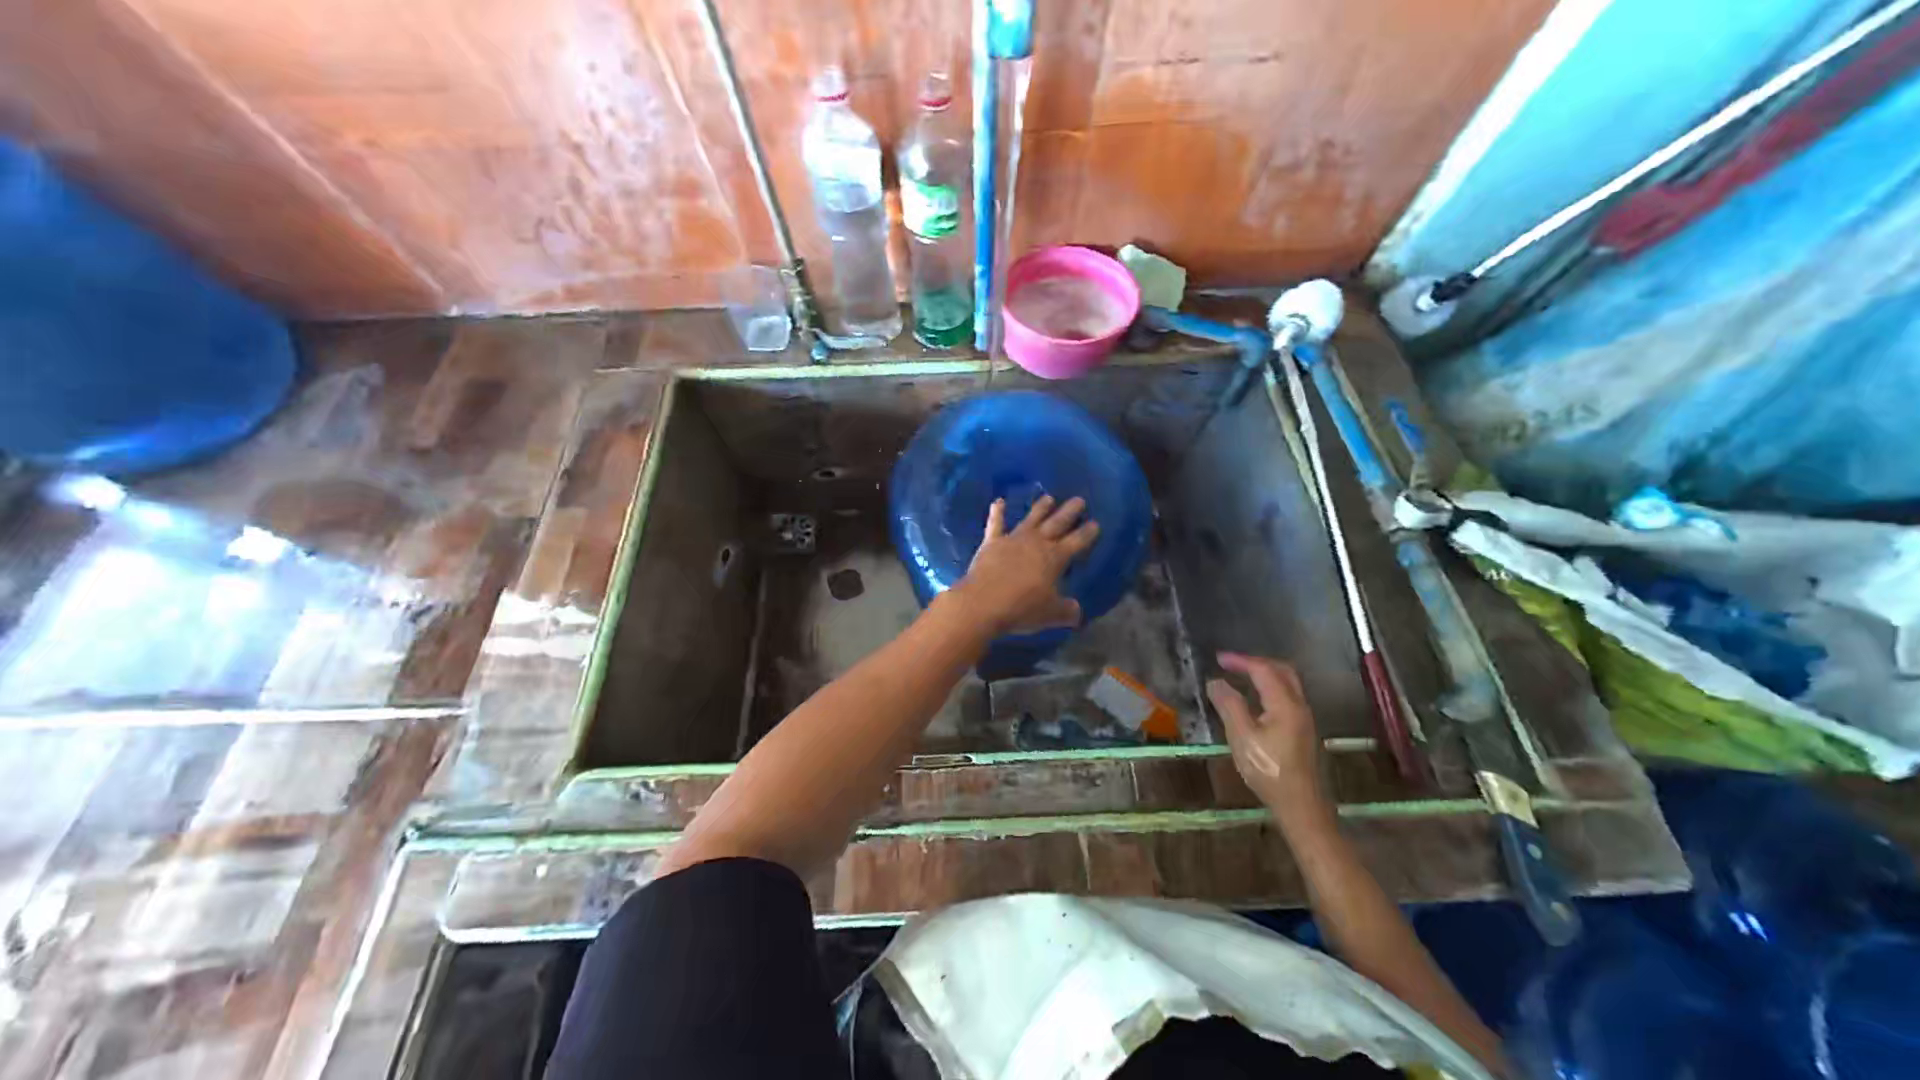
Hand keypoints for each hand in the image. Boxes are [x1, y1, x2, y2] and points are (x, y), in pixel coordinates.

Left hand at [949, 495, 1099, 636]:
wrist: (983, 603)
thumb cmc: (1022, 608)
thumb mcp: (1051, 614)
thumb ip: (1067, 611)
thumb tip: (1076, 611)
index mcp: (1055, 558)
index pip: (1077, 541)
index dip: (1087, 533)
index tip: (1095, 523)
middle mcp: (1036, 543)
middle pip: (1057, 523)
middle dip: (1069, 512)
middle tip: (1079, 499)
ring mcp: (1013, 540)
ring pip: (1031, 519)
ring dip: (1040, 508)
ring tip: (1049, 497)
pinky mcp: (992, 543)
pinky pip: (996, 524)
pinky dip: (997, 512)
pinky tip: (998, 501)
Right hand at [1206, 653, 1329, 820]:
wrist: (1300, 805)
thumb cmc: (1268, 771)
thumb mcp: (1242, 738)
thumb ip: (1229, 705)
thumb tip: (1216, 682)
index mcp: (1285, 704)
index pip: (1263, 670)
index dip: (1240, 660)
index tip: (1218, 658)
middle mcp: (1299, 705)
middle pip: (1282, 671)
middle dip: (1256, 662)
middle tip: (1231, 664)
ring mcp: (1304, 718)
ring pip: (1287, 683)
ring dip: (1264, 674)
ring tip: (1241, 677)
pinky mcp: (1302, 730)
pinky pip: (1287, 696)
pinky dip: (1270, 687)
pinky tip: (1255, 699)